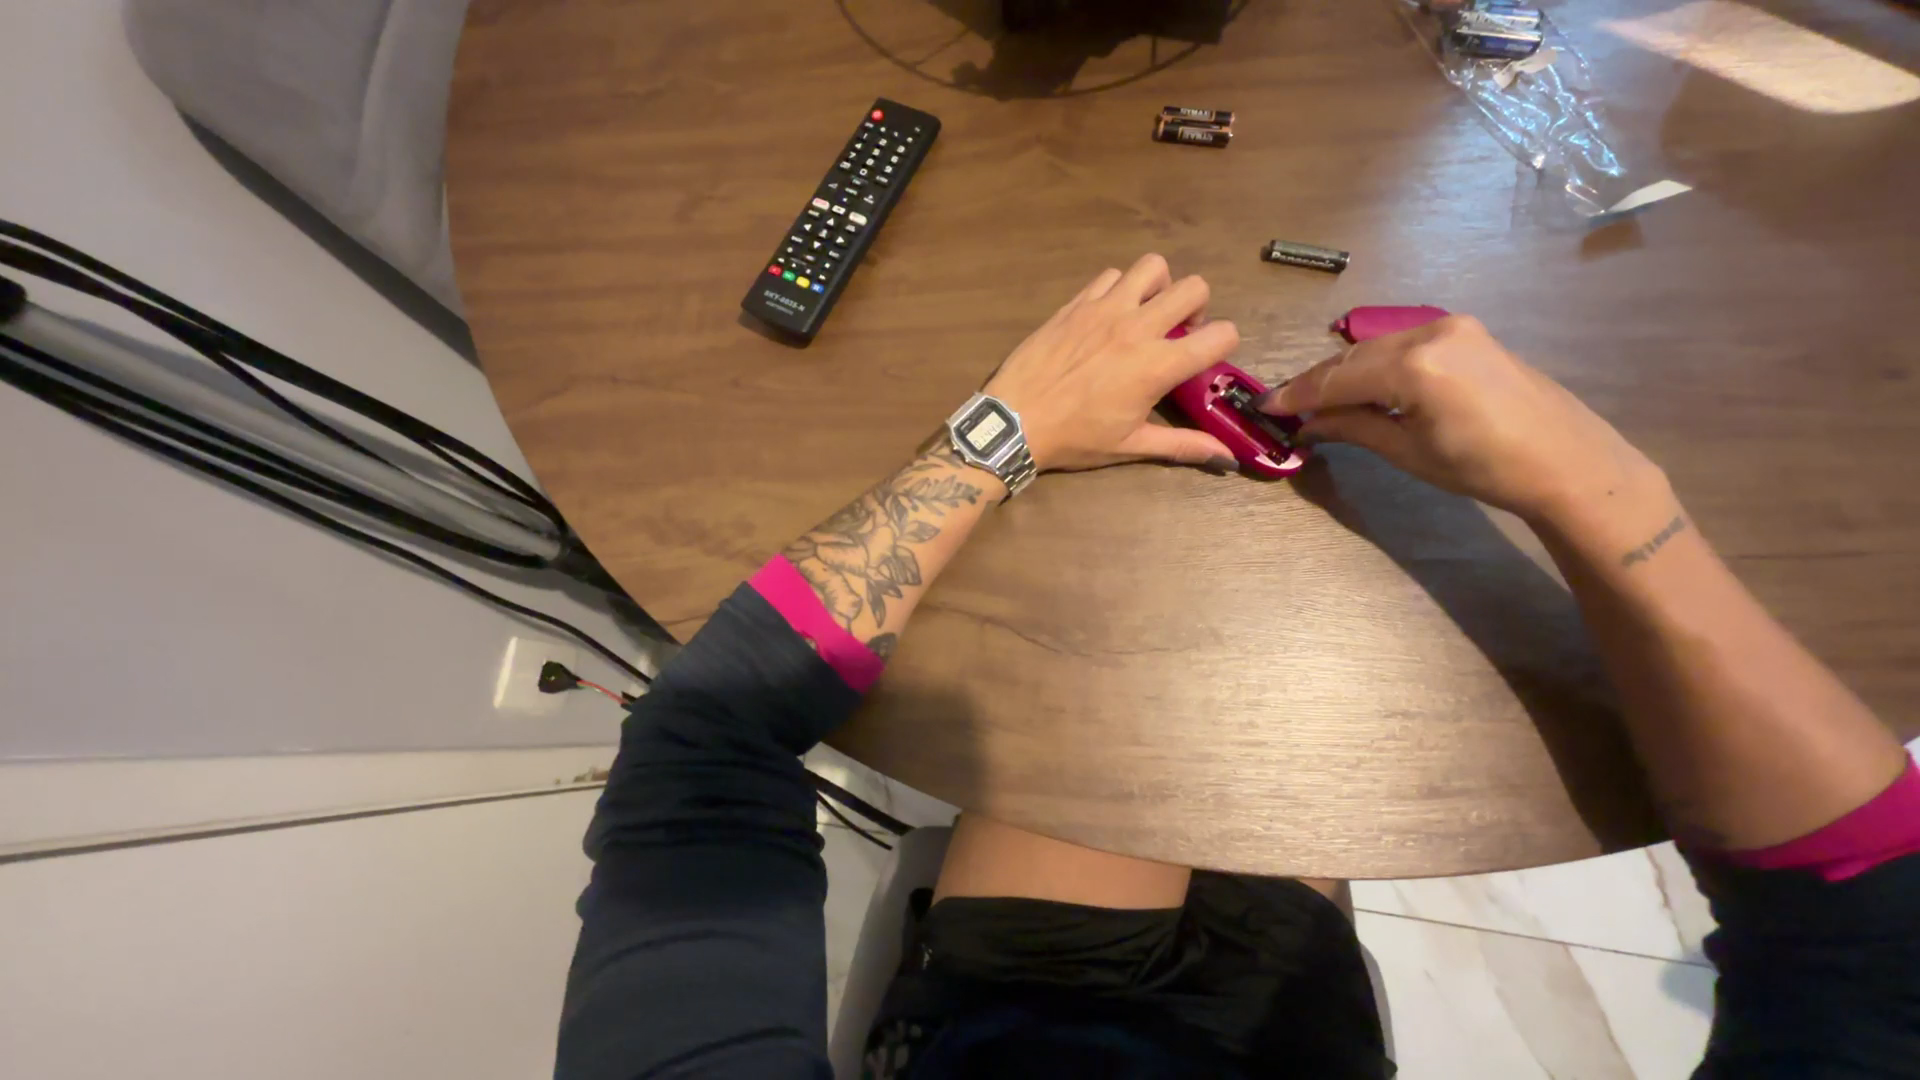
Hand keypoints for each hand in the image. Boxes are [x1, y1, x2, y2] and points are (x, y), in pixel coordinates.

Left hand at [983, 254, 1238, 472]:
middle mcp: (1137, 327)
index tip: (1205, 359)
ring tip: (1146, 314)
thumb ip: (1183, 445)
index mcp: (1156, 366)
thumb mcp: (1130, 446)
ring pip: (1152, 267)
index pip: (1221, 335)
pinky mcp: (1076, 303)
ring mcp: (1104, 309)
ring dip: (1159, 286)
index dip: (1223, 345)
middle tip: (1178, 332)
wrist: (1014, 422)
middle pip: (1194, 286)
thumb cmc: (1073, 439)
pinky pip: (1110, 276)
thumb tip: (1226, 458)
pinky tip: (1109, 315)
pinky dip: (1119, 289)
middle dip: (1197, 307)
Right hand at [1260, 315, 1667, 526]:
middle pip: (1351, 357)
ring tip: (1315, 401)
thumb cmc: (1484, 467)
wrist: (1566, 460)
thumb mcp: (1407, 452)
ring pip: (1373, 349)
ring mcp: (1450, 327)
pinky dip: (1372, 366)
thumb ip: (1351, 428)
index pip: (1336, 378)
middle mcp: (1429, 333)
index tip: (1263, 406)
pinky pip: (1399, 345)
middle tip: (1284, 407)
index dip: (1296, 395)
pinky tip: (1358, 387)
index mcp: (1414, 366)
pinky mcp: (1464, 332)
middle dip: (1315, 383)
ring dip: (1342, 374)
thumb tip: (1306, 424)